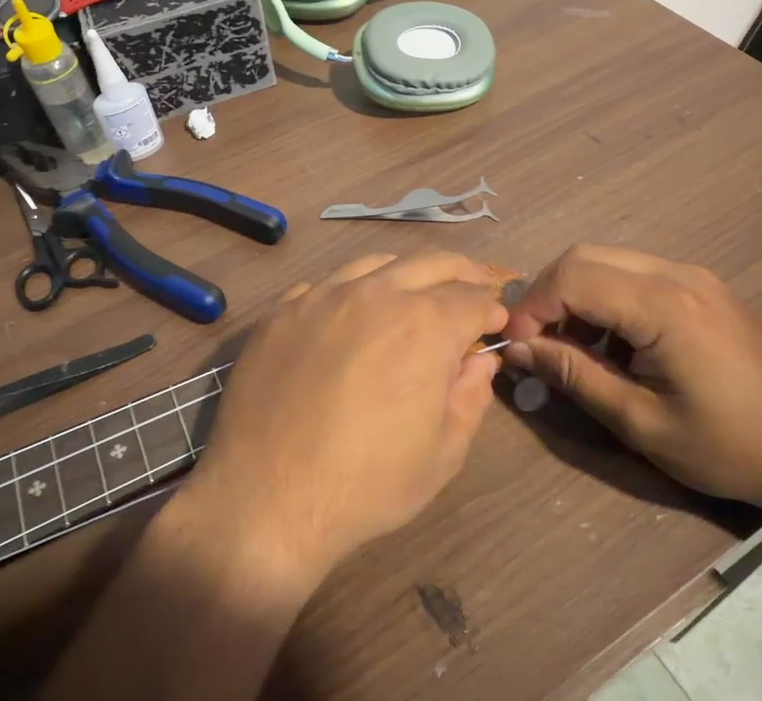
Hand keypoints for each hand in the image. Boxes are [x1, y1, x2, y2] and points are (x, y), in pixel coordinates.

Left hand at [185, 252, 505, 580]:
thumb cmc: (365, 485)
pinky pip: (325, 285)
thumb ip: (470, 397)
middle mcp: (374, 295)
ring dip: (407, 274)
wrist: (265, 498)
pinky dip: (352, 291)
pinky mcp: (280, 312)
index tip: (496, 324)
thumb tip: (477, 362)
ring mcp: (321, 297)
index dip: (492, 310)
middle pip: (430, 263)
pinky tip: (352, 315)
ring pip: (375, 264)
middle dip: (462, 273)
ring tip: (416, 293)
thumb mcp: (442, 454)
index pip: (473, 299)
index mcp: (424, 327)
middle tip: (474, 289)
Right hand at [501, 245, 761, 512]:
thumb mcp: (640, 421)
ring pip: (609, 260)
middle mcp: (677, 274)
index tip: (515, 347)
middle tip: (536, 343)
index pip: (572, 276)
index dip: (532, 307)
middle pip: (585, 256)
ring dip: (577, 295)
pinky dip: (607, 299)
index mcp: (663, 305)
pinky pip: (637, 275)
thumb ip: (574, 375)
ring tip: (570, 349)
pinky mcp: (704, 290)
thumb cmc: (727, 446)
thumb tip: (518, 348)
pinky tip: (611, 345)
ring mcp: (695, 278)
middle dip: (549, 294)